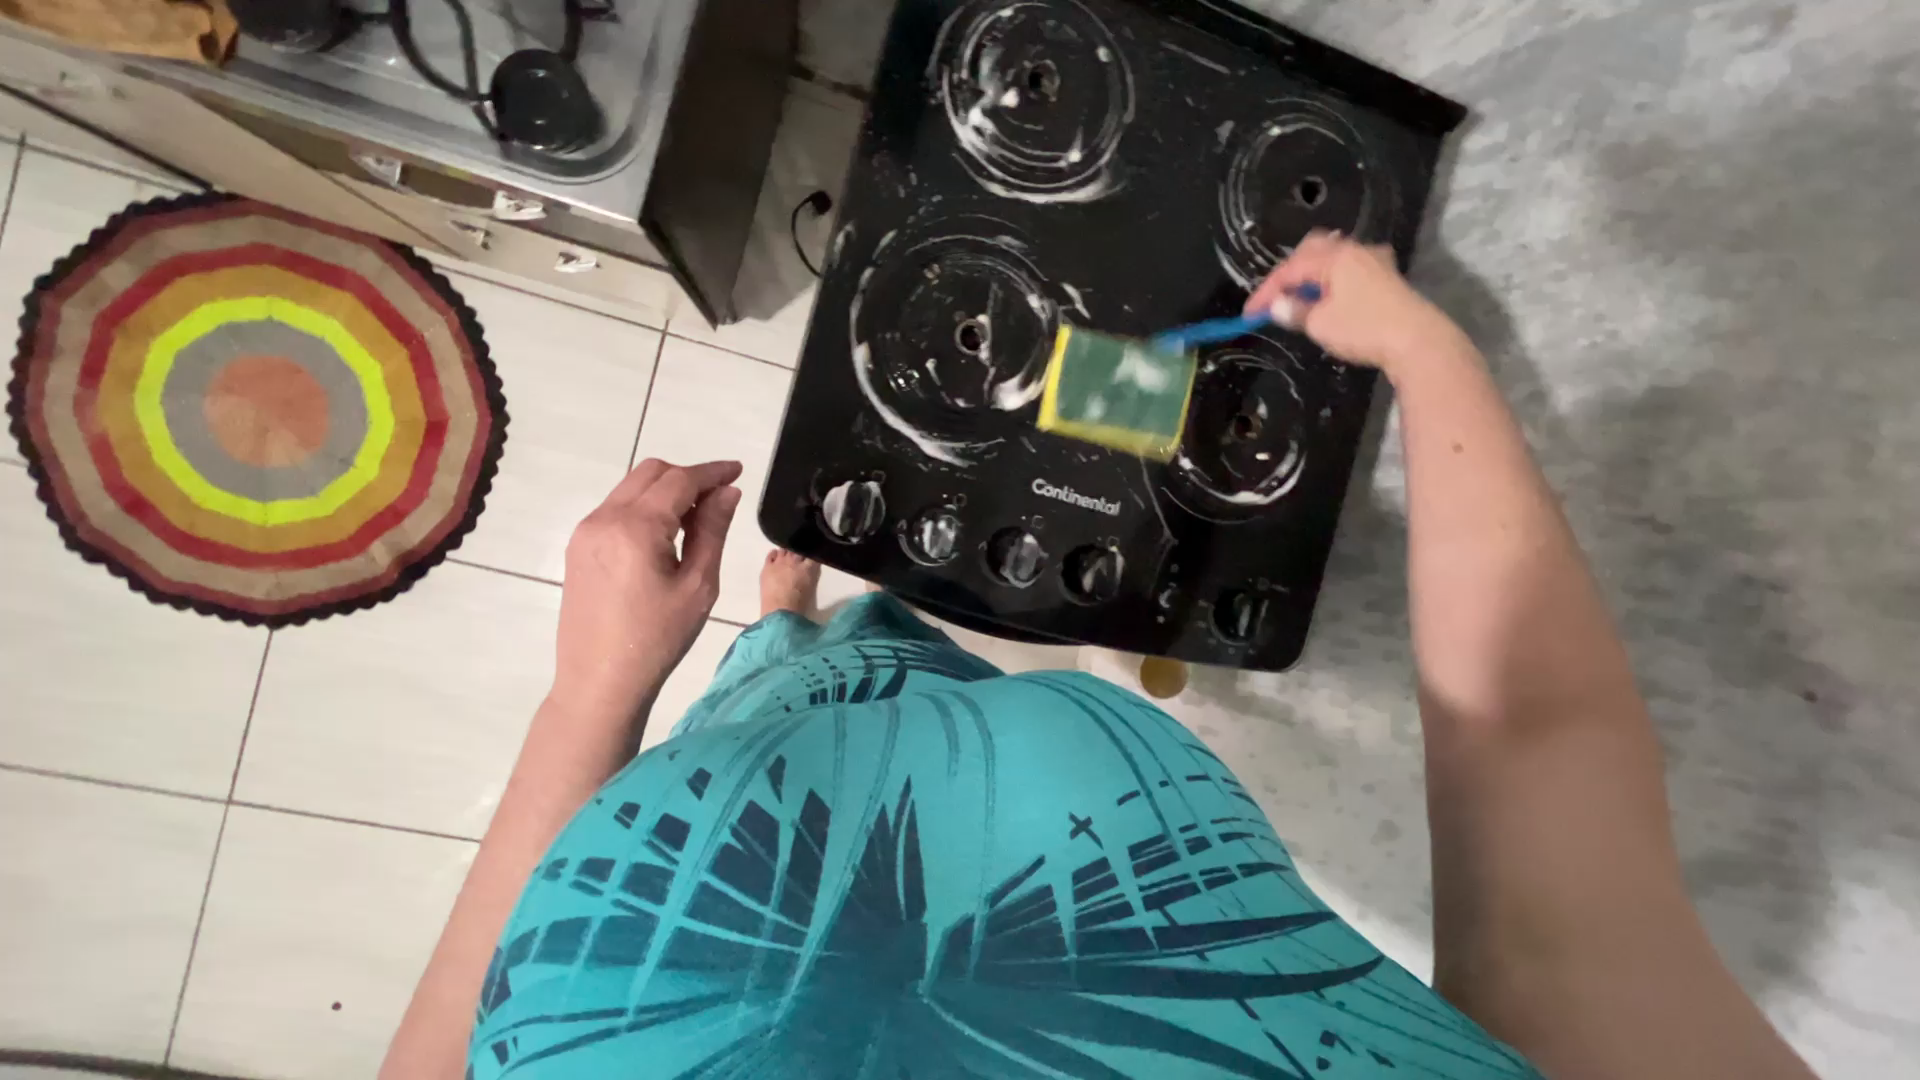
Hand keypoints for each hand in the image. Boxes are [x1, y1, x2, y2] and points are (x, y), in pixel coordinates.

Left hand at [551, 459, 743, 722]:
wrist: (600, 680)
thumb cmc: (658, 638)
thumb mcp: (697, 585)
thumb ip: (712, 531)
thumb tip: (726, 492)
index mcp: (635, 528)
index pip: (680, 480)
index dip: (712, 472)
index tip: (739, 471)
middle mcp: (604, 518)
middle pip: (651, 473)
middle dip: (688, 476)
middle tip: (720, 497)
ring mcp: (586, 531)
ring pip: (631, 487)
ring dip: (666, 490)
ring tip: (696, 518)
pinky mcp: (579, 547)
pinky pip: (617, 508)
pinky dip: (645, 507)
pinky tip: (665, 535)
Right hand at [1244, 229, 1467, 374]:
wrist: (1415, 340)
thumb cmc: (1363, 328)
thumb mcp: (1319, 323)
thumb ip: (1294, 312)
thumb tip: (1278, 306)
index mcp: (1335, 257)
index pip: (1290, 270)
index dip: (1266, 292)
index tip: (1249, 315)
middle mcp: (1355, 251)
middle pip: (1313, 250)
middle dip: (1289, 272)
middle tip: (1276, 297)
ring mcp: (1374, 262)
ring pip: (1333, 257)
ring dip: (1311, 275)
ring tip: (1298, 299)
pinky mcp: (1385, 278)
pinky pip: (1348, 269)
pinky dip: (1330, 281)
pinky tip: (1327, 297)